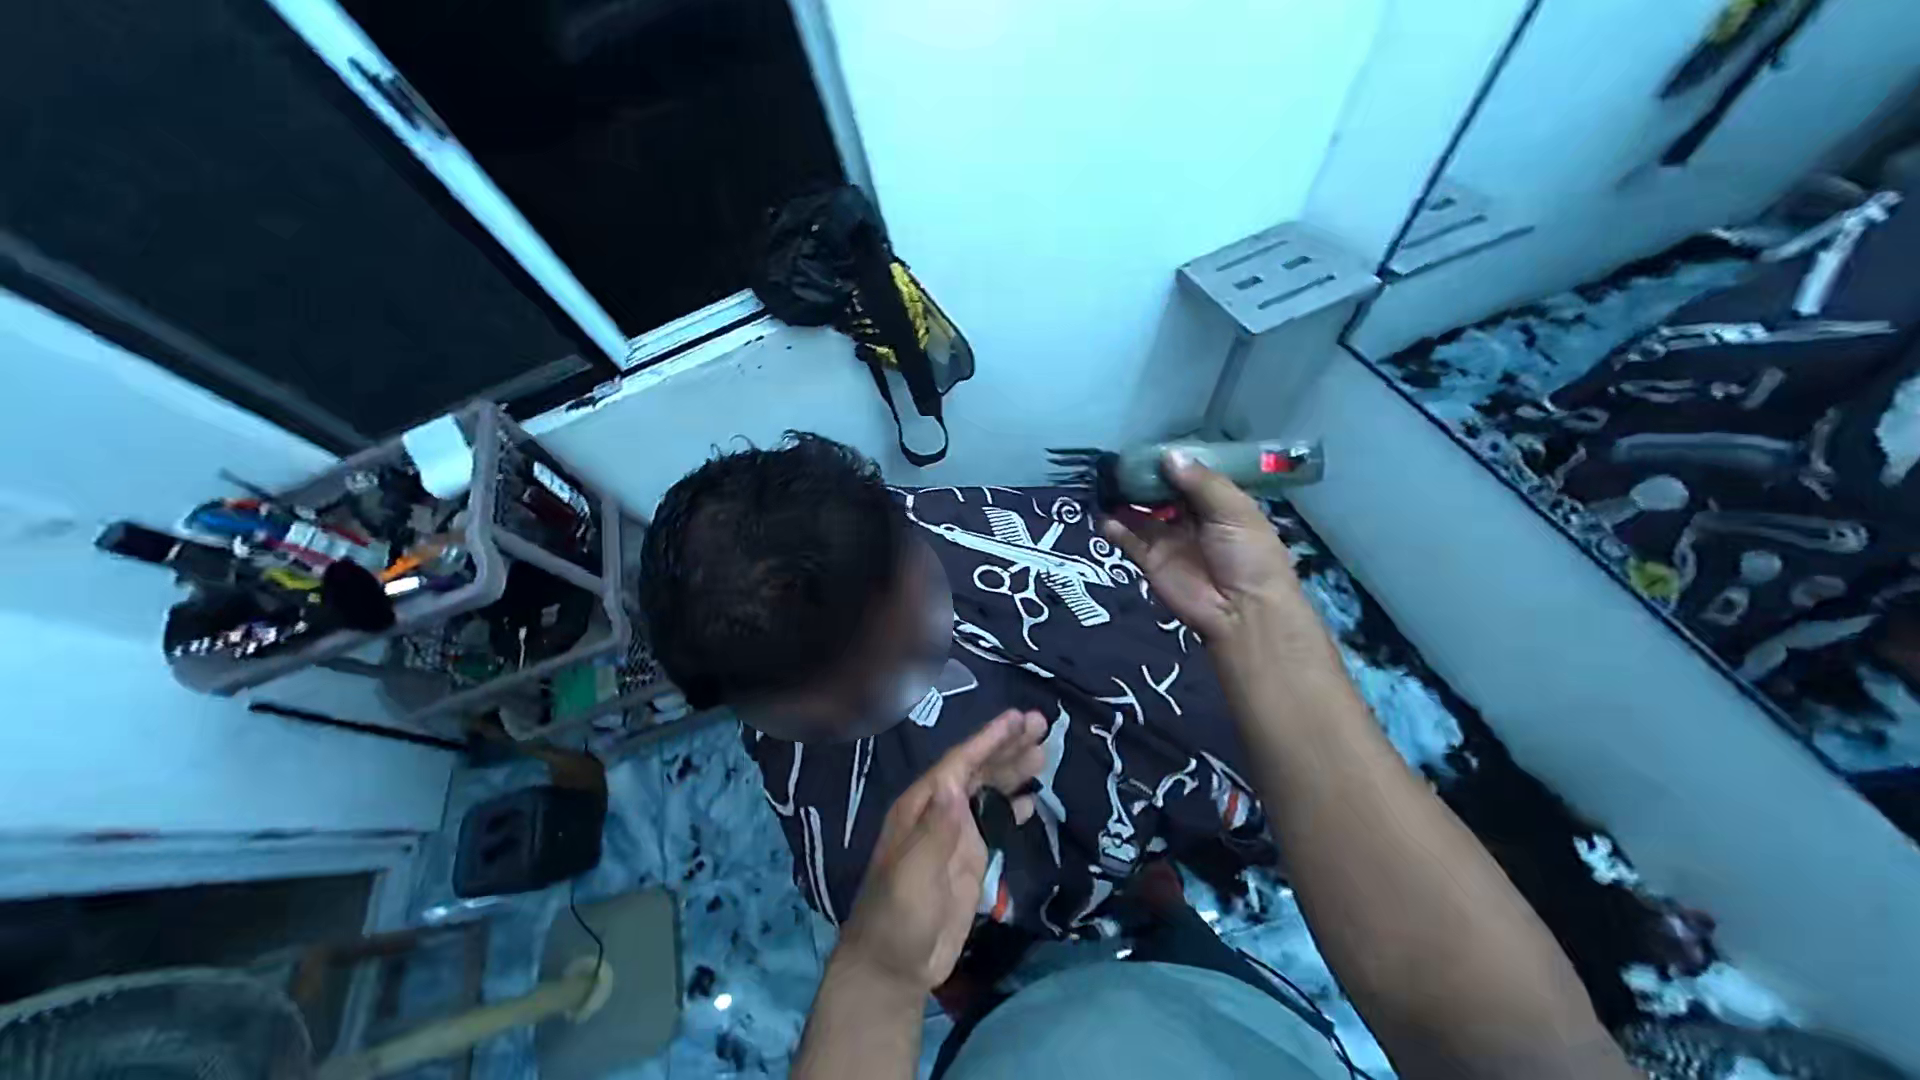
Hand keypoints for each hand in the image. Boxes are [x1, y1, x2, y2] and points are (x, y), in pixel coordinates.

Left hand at [835, 709, 1045, 993]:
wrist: (895, 965)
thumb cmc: (898, 916)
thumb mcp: (912, 875)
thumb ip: (935, 831)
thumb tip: (954, 785)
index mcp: (922, 805)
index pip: (960, 762)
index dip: (988, 739)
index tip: (1017, 718)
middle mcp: (940, 810)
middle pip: (978, 768)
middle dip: (1007, 745)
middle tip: (1041, 724)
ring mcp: (956, 833)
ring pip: (988, 790)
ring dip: (1013, 769)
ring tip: (1043, 750)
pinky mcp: (969, 856)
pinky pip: (994, 820)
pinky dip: (1012, 806)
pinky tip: (1031, 796)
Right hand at [1099, 449, 1304, 641]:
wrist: (1242, 610)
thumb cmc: (1248, 555)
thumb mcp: (1233, 511)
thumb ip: (1200, 482)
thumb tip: (1168, 455)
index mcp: (1217, 504)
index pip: (1189, 477)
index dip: (1171, 463)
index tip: (1148, 448)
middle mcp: (1190, 519)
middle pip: (1161, 494)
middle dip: (1142, 479)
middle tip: (1121, 463)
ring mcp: (1168, 540)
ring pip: (1140, 514)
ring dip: (1124, 500)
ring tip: (1106, 484)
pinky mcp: (1150, 561)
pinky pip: (1128, 540)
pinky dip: (1114, 528)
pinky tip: (1105, 518)